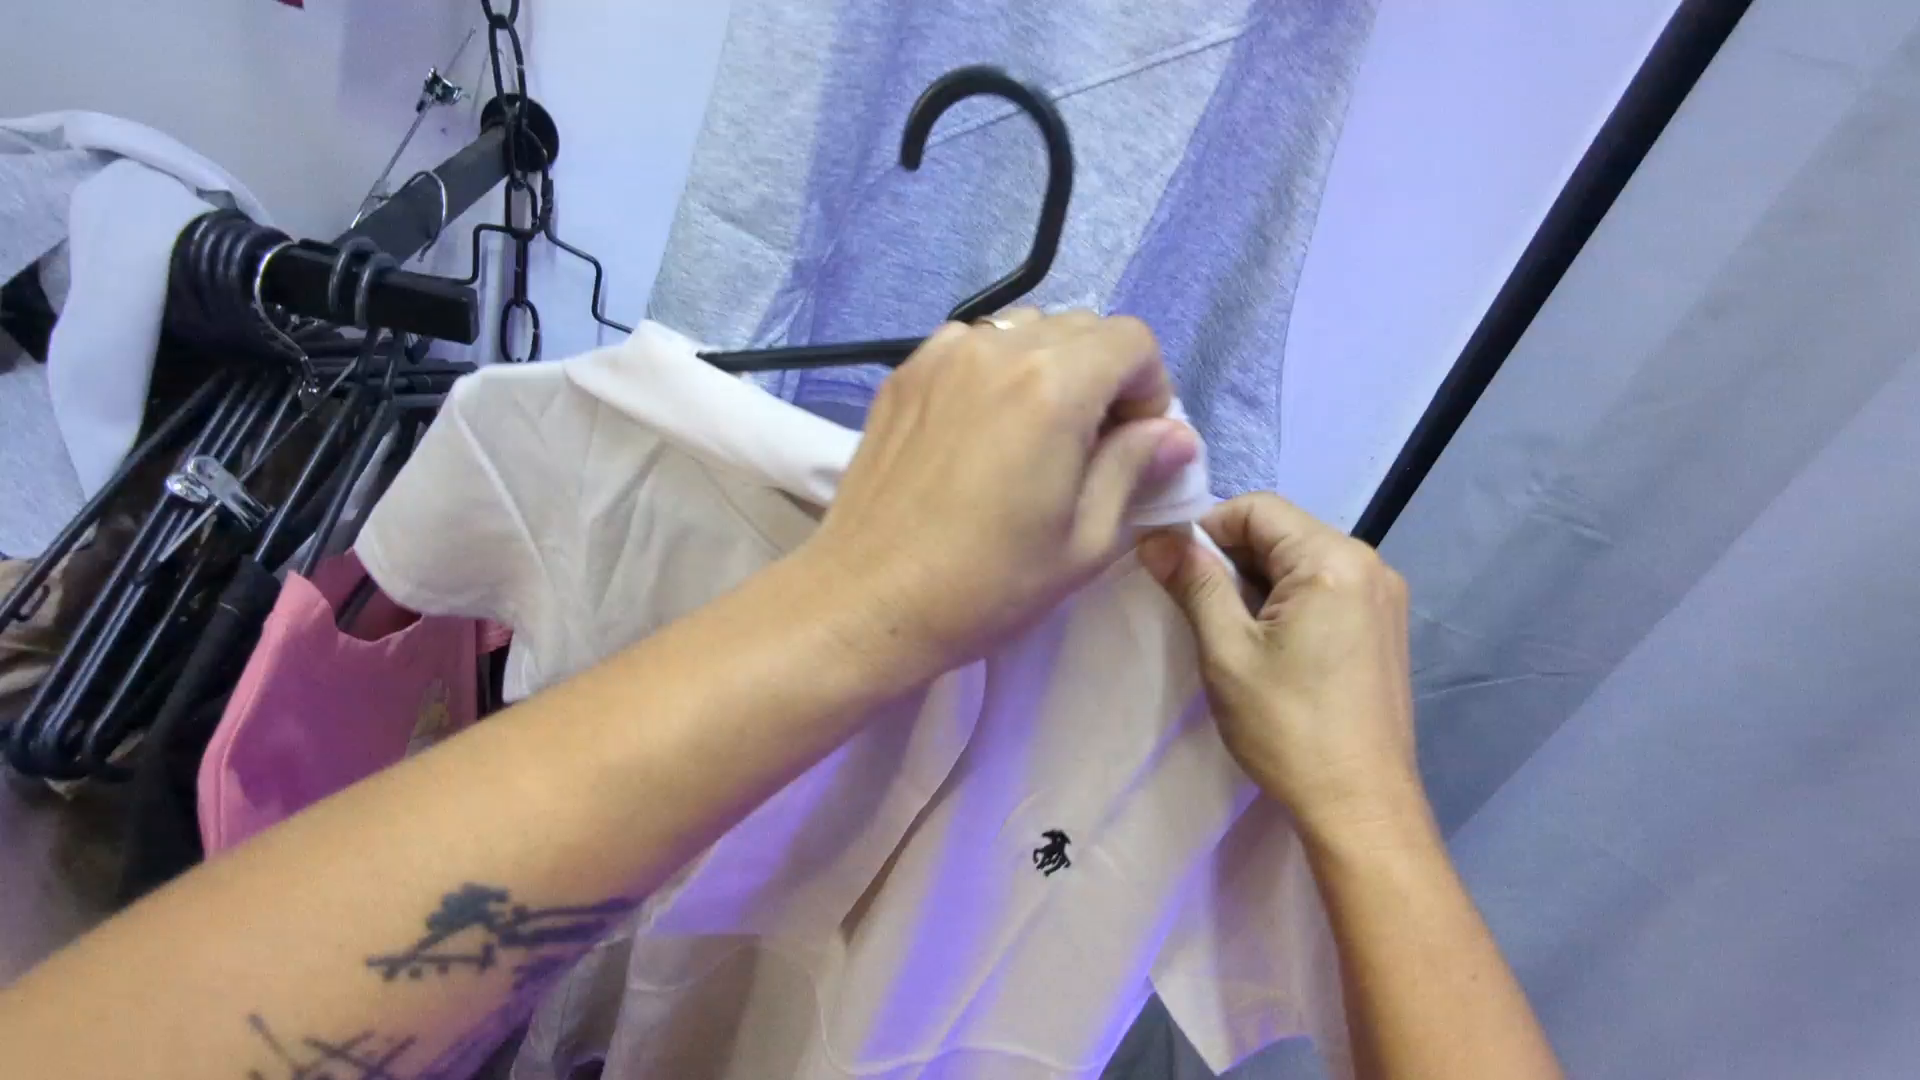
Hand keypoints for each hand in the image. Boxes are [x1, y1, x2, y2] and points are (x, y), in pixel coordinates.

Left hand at [807, 308, 1198, 678]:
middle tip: (1087, 447)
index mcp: (1053, 384)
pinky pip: (971, 348)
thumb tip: (1175, 434)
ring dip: (1049, 369)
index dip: (1150, 388)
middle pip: (1081, 328)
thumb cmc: (986, 585)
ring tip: (1031, 436)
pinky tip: (979, 432)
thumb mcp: (1084, 540)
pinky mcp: (903, 374)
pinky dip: (995, 373)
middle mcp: (997, 348)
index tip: (1133, 443)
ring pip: (1024, 331)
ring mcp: (940, 354)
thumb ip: (1134, 468)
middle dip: (1103, 377)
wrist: (866, 600)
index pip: (1132, 339)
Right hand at [1137, 494, 1427, 843]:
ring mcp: (1382, 597)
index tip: (1176, 572)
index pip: (1256, 508)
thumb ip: (1193, 582)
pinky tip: (1268, 647)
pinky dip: (1284, 602)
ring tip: (1231, 634)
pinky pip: (1321, 589)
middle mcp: (1369, 565)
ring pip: (1298, 561)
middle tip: (1199, 609)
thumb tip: (1154, 537)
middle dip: (1230, 559)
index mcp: (1333, 560)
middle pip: (1280, 532)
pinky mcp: (1382, 627)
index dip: (1206, 529)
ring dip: (1255, 583)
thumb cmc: (1287, 727)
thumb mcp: (1226, 650)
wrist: (1360, 807)